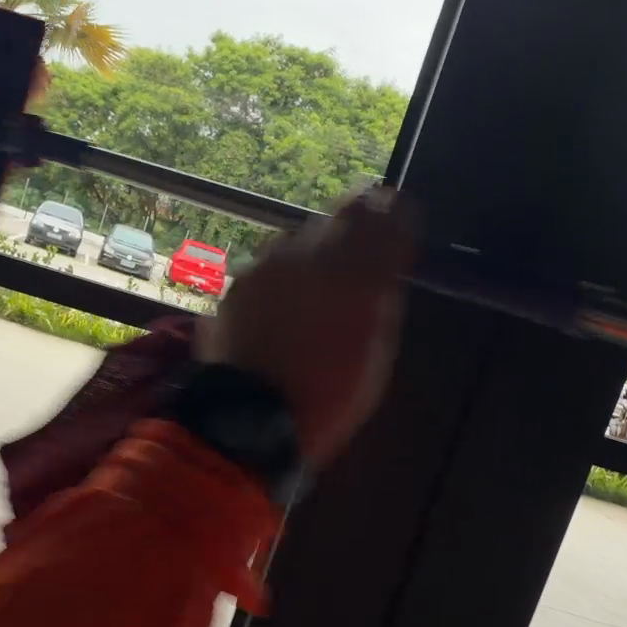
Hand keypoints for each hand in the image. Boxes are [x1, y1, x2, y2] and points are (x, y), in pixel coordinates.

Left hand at [197, 187, 418, 468]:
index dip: (384, 208)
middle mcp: (302, 256)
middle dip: (345, 235)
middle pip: (329, 222)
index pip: (371, 211)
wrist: (248, 418)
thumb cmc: (327, 394)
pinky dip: (277, 281)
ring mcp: (261, 268)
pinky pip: (264, 269)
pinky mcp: (233, 285)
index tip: (392, 210)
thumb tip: (385, 258)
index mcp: (348, 271)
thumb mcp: (374, 349)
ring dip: (306, 258)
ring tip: (312, 295)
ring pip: (292, 244)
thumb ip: (379, 293)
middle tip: (354, 262)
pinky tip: (279, 311)